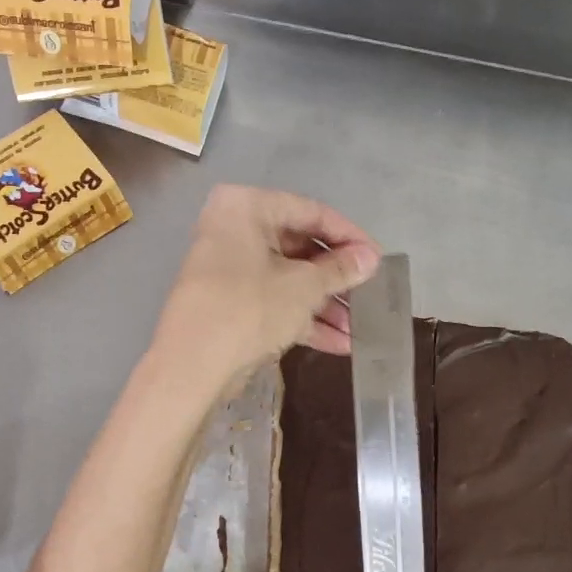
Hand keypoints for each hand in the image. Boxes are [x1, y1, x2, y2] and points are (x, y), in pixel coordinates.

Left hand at [149, 185, 380, 395]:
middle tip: (370, 296)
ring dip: (326, 306)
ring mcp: (231, 268)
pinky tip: (339, 344)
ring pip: (289, 279)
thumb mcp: (303, 287)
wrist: (193, 364)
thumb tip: (371, 258)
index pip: (312, 212)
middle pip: (301, 248)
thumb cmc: (250, 308)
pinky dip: (304, 320)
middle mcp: (235, 229)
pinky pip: (275, 302)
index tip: (378, 260)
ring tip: (359, 329)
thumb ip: (340, 270)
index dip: (350, 238)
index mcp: (248, 207)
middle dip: (337, 280)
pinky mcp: (230, 303)